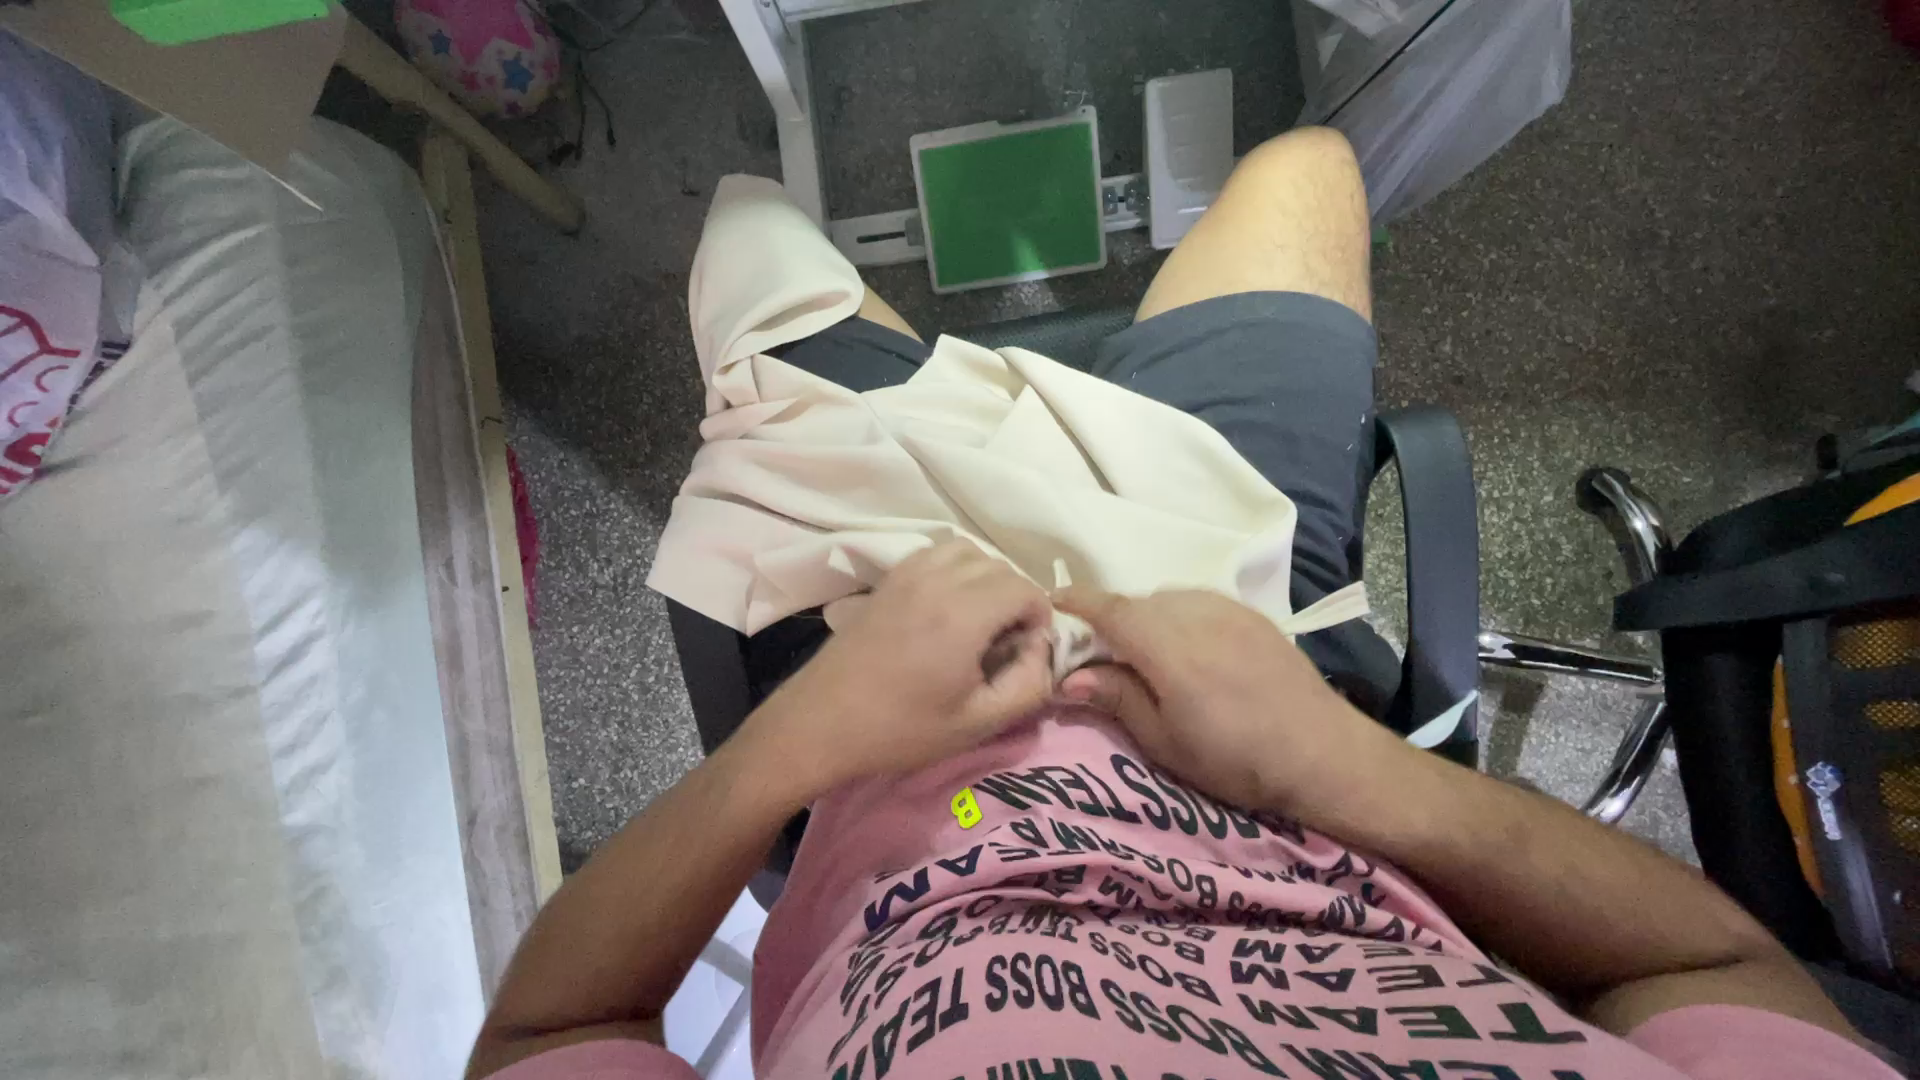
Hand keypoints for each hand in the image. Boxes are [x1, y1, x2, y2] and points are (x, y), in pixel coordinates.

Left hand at [740, 540, 1055, 795]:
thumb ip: (1028, 686)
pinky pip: (936, 553)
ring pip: (969, 551)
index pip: (1025, 589)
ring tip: (978, 620)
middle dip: (1015, 599)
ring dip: (986, 579)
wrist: (822, 723)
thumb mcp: (977, 723)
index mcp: (963, 614)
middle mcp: (938, 580)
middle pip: (1000, 566)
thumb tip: (1041, 651)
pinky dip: (955, 569)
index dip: (1038, 619)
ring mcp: (908, 573)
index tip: (1024, 653)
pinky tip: (947, 607)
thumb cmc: (901, 729)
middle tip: (1003, 643)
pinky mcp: (888, 578)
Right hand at [1052, 587, 1399, 812]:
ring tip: (1145, 653)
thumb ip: (1117, 698)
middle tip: (1099, 652)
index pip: (1110, 609)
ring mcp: (1227, 610)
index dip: (1077, 602)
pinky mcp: (1250, 614)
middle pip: (1136, 602)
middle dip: (1110, 618)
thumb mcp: (1166, 742)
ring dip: (1145, 616)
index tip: (1051, 602)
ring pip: (1166, 598)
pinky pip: (1197, 601)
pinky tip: (1187, 646)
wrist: (1324, 754)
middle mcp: (1195, 615)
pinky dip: (1177, 614)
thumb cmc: (1236, 760)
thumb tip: (1069, 677)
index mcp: (1169, 649)